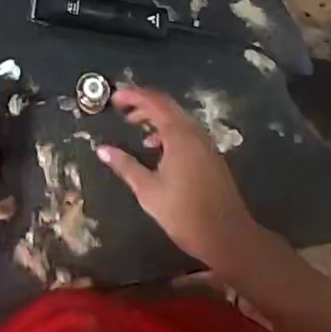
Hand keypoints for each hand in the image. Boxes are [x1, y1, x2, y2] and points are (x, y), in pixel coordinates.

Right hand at [97, 86, 266, 269]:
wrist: (228, 236)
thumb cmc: (185, 214)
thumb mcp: (148, 191)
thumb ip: (125, 166)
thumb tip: (102, 149)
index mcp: (179, 135)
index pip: (154, 101)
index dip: (133, 95)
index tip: (114, 98)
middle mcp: (194, 132)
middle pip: (167, 105)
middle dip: (143, 103)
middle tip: (122, 109)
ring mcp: (205, 143)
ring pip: (178, 117)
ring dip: (156, 117)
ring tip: (136, 127)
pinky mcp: (210, 155)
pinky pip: (186, 130)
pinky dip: (168, 130)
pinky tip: (157, 149)